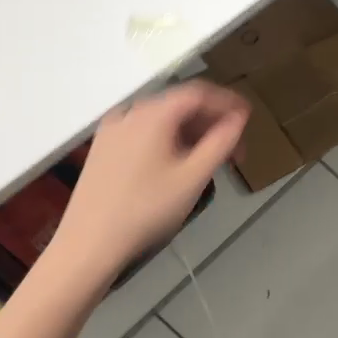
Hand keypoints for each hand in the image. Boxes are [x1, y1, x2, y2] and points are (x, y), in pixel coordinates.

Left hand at [51, 80, 248, 277]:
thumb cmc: (147, 209)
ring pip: (162, 120)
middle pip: (179, 105)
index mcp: (153, 114)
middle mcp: (130, 113)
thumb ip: (222, 142)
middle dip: (211, 122)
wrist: (88, 244)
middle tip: (234, 149)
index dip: (228, 101)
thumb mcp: (194, 177)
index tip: (248, 118)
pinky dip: (168, 140)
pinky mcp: (102, 149)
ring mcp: (112, 130)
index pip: (198, 93)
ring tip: (209, 160)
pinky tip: (177, 165)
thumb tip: (238, 118)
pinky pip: (144, 132)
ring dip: (191, 133)